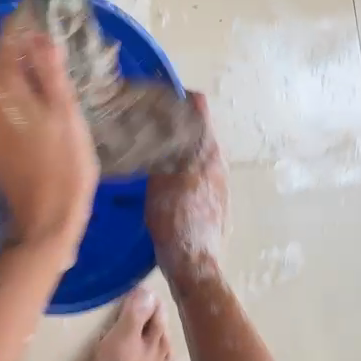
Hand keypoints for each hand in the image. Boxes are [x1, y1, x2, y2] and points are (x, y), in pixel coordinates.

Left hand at [0, 18, 98, 261]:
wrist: (45, 220)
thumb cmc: (64, 163)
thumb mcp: (66, 110)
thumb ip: (49, 68)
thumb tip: (37, 32)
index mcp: (0, 86)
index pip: (9, 40)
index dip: (28, 27)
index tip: (49, 20)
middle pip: (7, 62)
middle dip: (31, 55)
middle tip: (64, 57)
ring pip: (7, 85)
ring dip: (29, 79)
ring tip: (60, 84)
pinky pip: (4, 105)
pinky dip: (22, 100)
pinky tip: (46, 109)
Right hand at [145, 93, 226, 282]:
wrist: (194, 265)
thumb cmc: (175, 221)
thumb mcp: (162, 178)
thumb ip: (167, 145)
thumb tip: (164, 113)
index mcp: (207, 152)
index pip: (198, 106)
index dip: (177, 96)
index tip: (151, 95)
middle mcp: (217, 162)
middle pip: (197, 127)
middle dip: (173, 118)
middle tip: (142, 119)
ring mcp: (218, 183)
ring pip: (195, 149)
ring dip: (175, 142)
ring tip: (147, 145)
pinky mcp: (213, 200)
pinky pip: (195, 168)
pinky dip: (179, 162)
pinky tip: (160, 174)